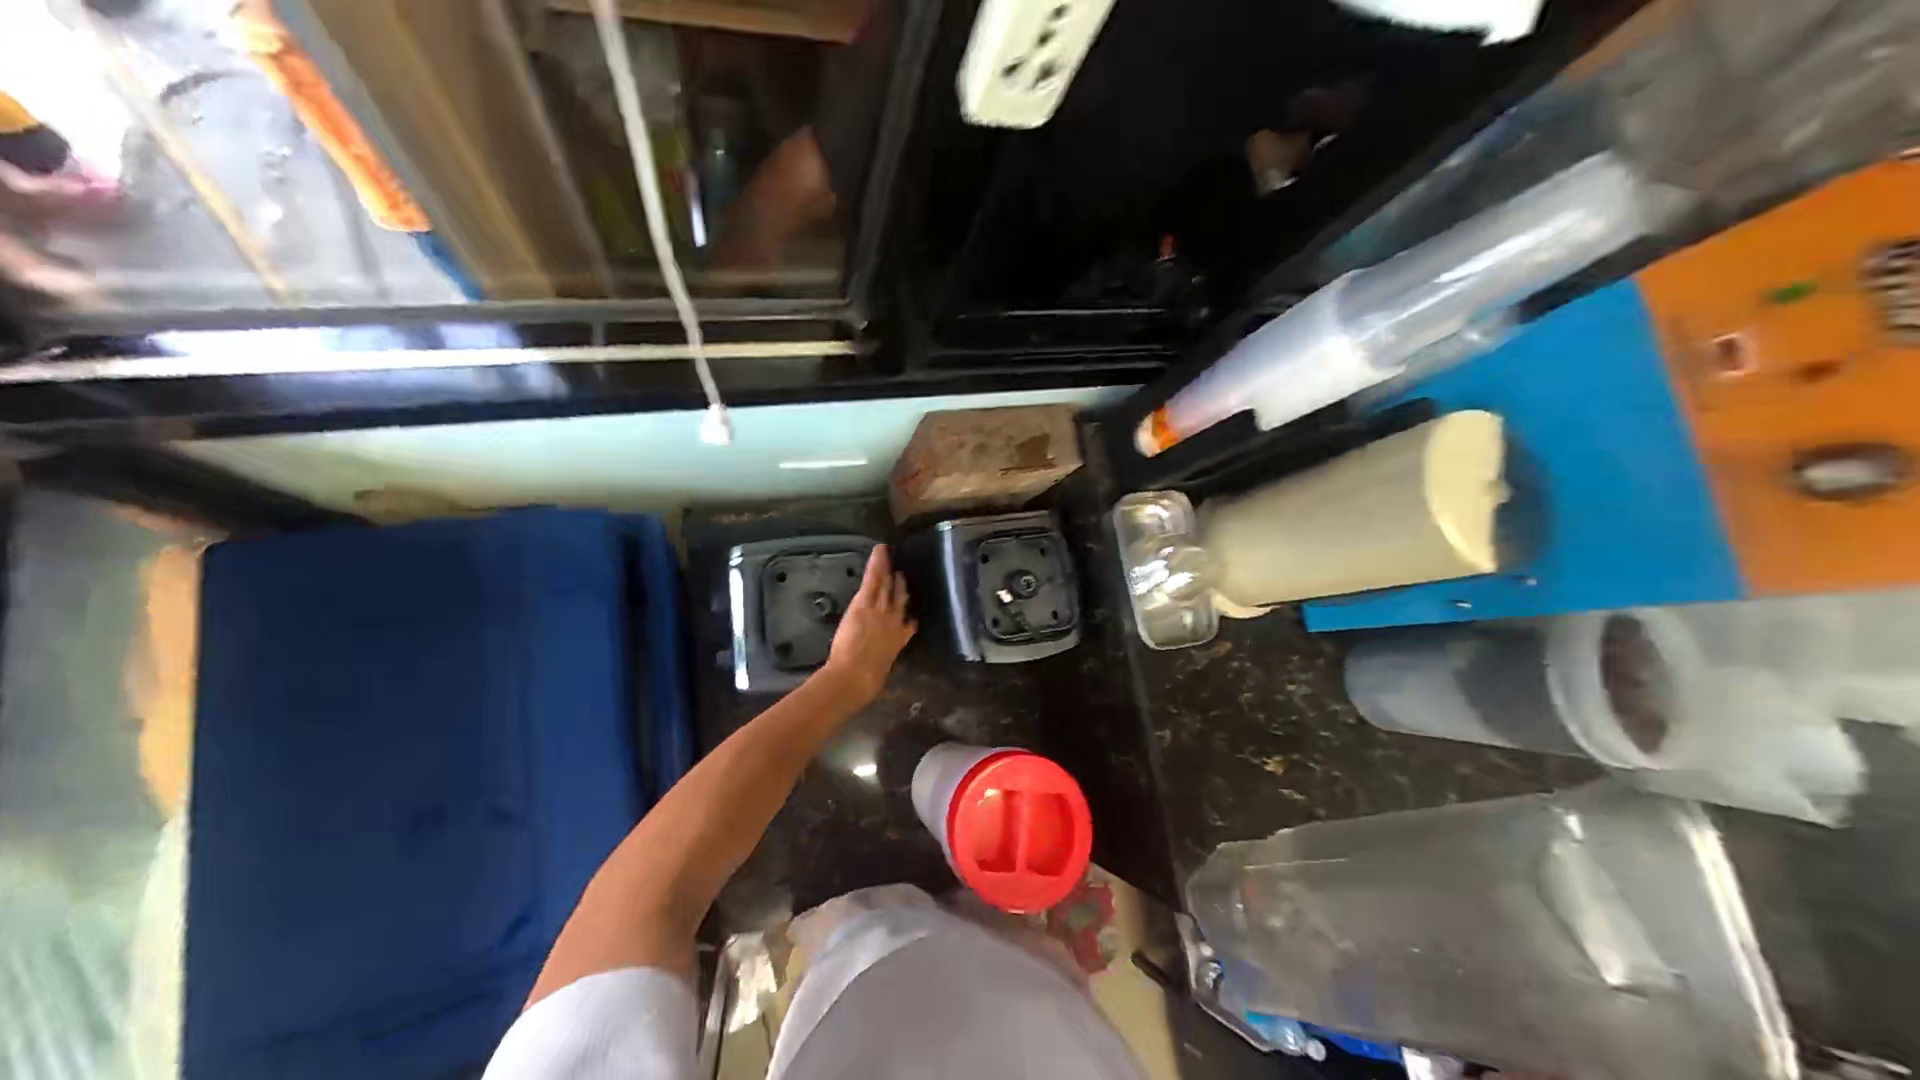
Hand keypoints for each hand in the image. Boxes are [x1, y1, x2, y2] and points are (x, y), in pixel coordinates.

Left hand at [822, 544, 915, 706]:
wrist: (855, 676)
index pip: (908, 626)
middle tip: (903, 573)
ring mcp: (881, 610)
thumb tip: (878, 672)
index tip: (913, 613)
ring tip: (891, 556)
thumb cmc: (865, 682)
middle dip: (902, 586)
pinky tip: (880, 550)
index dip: (910, 616)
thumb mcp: (879, 674)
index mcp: (898, 642)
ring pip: (888, 584)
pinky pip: (874, 578)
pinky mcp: (866, 603)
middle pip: (901, 599)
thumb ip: (881, 666)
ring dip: (889, 568)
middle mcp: (894, 622)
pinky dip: (877, 563)